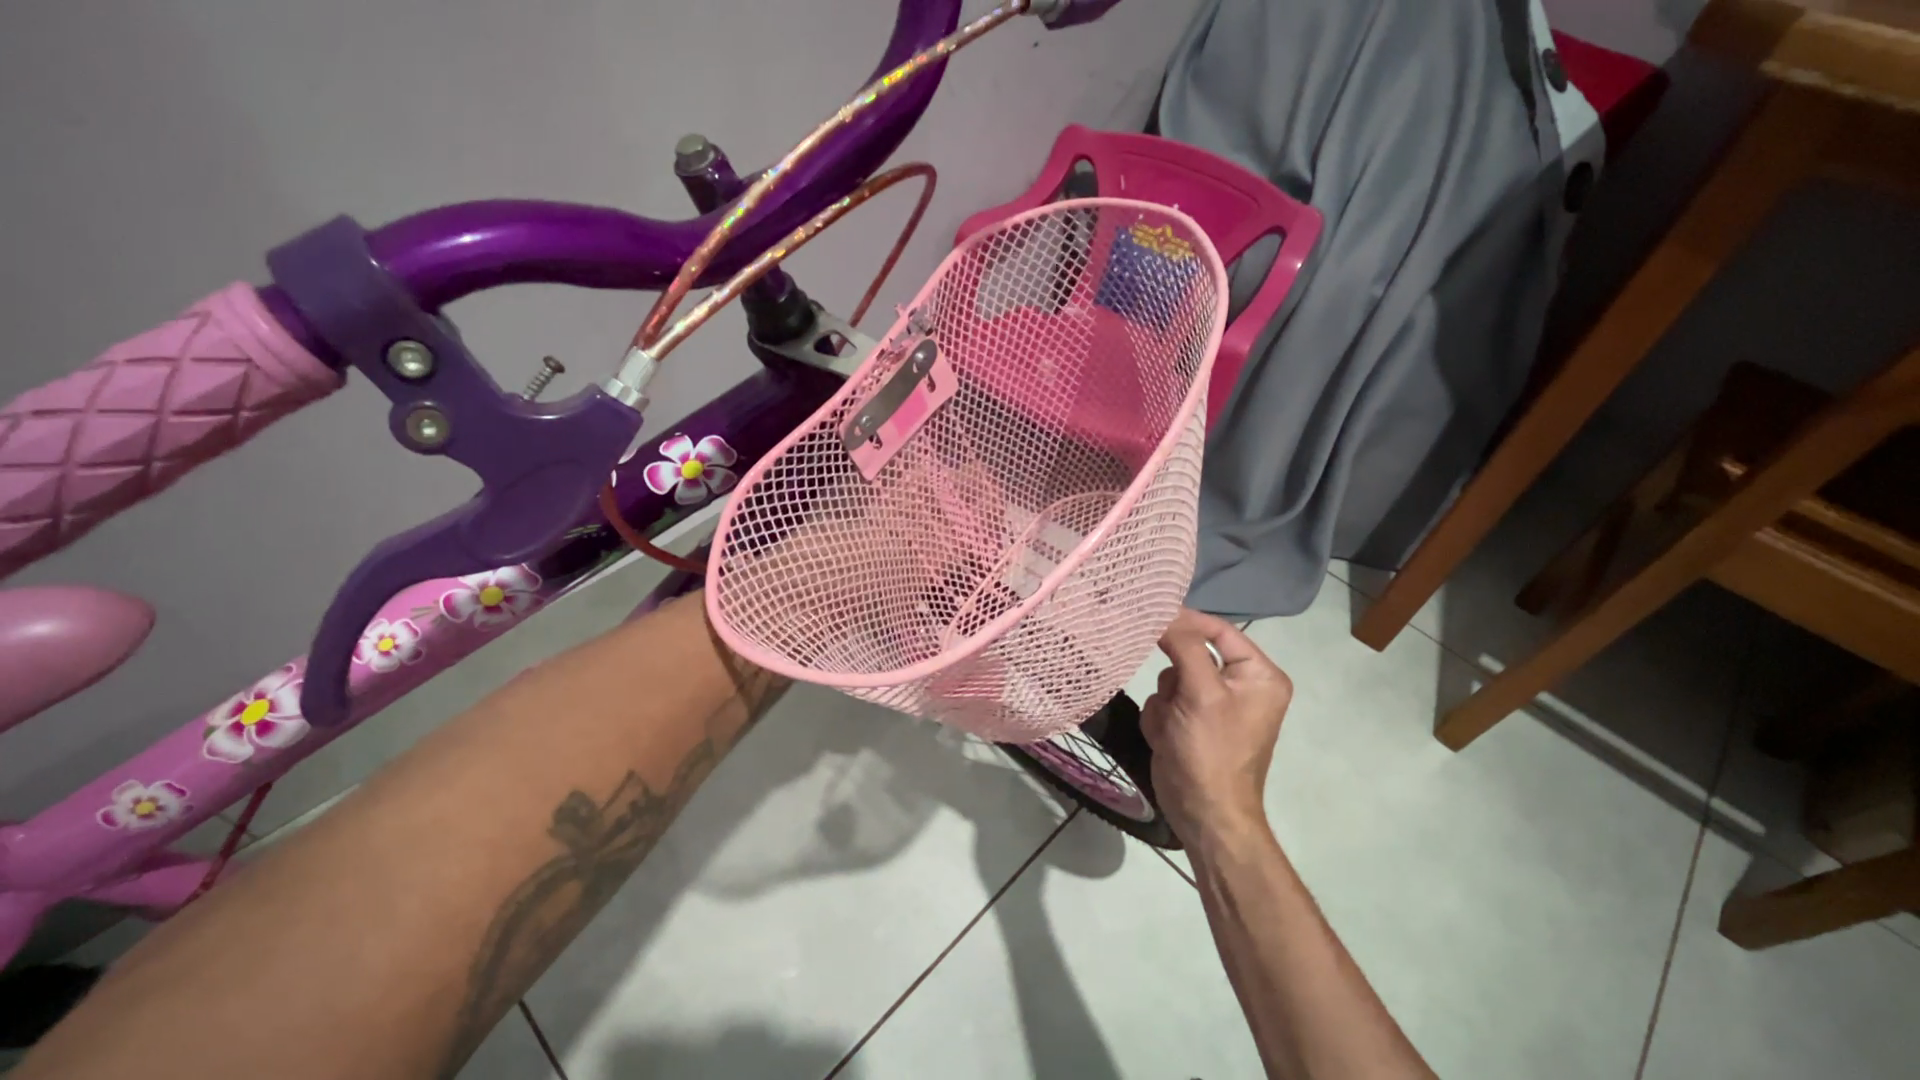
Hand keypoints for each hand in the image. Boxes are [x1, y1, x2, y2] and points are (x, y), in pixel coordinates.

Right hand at [1140, 609, 1291, 844]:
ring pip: (1170, 680)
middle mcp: (1240, 686)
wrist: (1204, 814)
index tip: (1150, 615)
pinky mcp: (1192, 724)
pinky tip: (1168, 741)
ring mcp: (1214, 706)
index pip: (1220, 630)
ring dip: (1164, 704)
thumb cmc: (1211, 751)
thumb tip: (1165, 614)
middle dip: (1174, 681)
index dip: (1186, 622)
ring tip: (1174, 730)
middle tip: (1177, 703)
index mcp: (1259, 675)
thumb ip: (1184, 646)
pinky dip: (1160, 720)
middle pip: (1190, 655)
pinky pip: (1164, 703)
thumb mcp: (1201, 693)